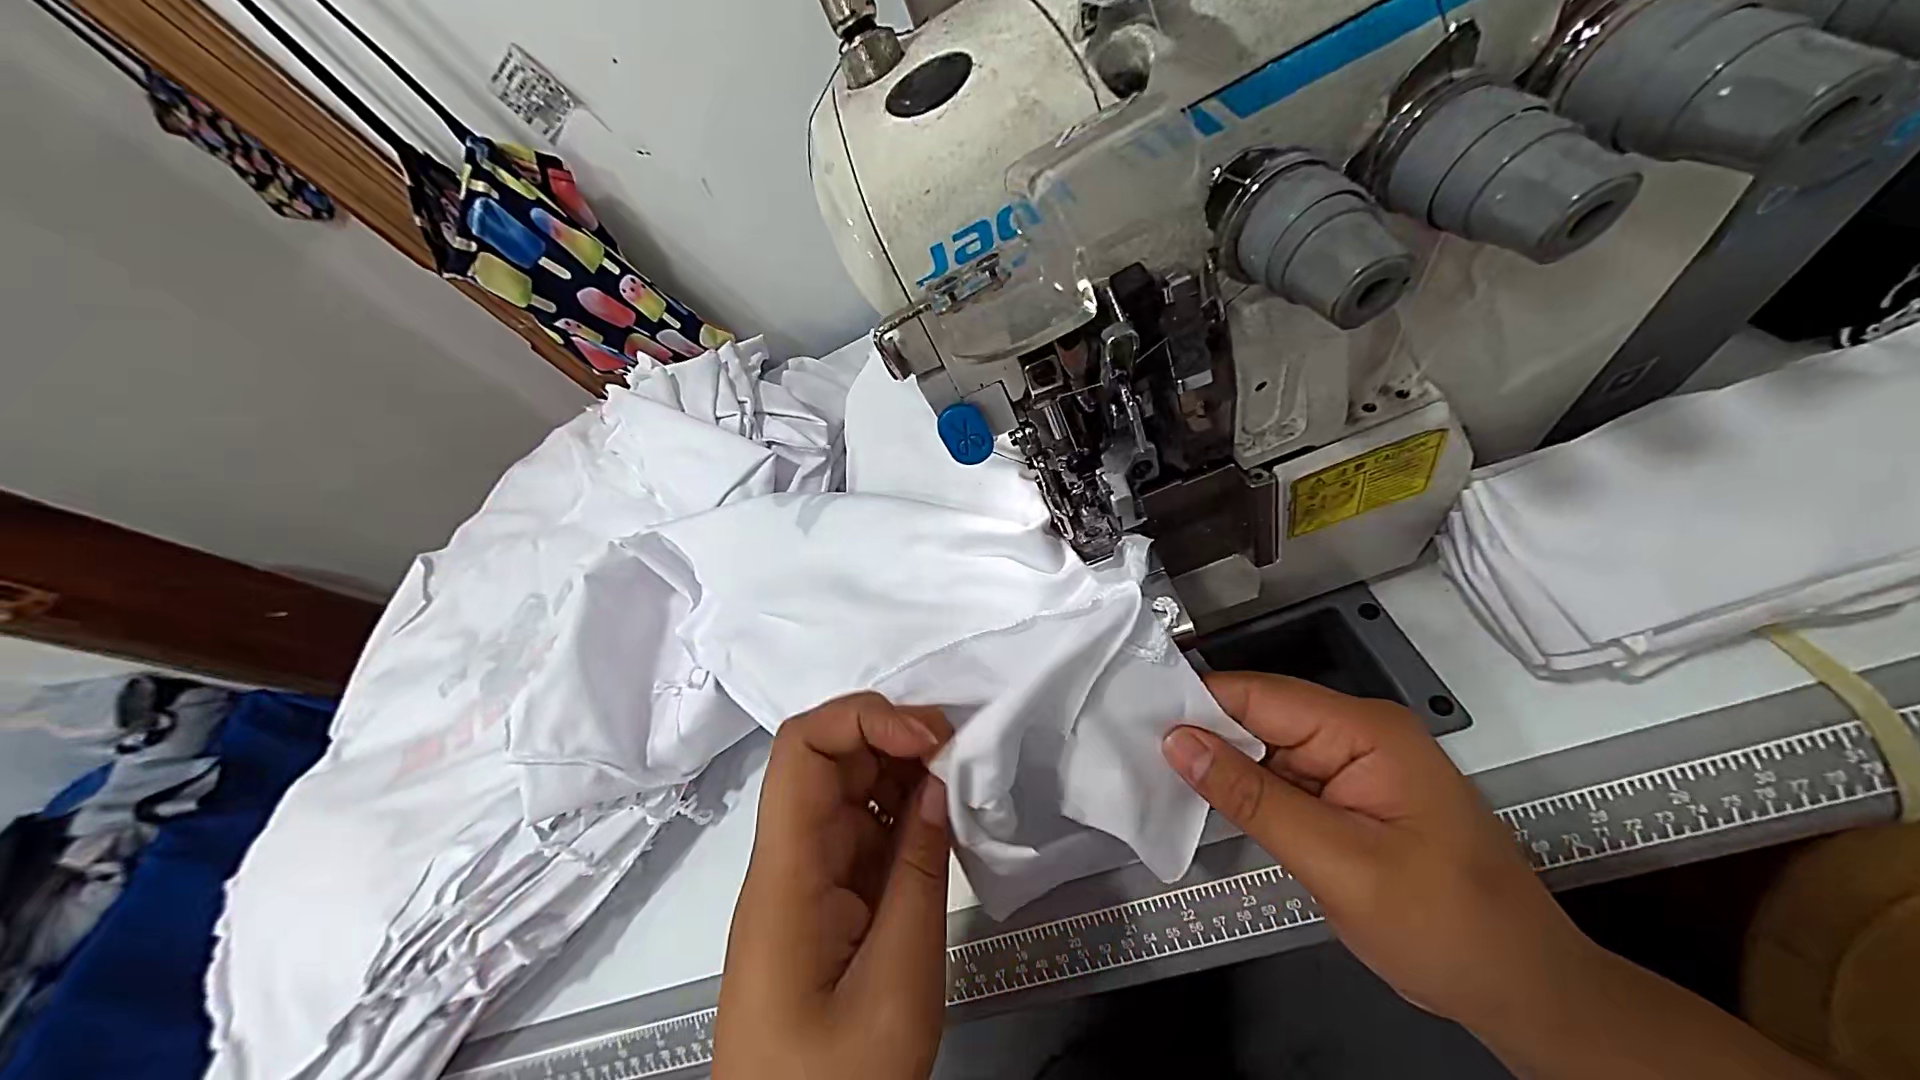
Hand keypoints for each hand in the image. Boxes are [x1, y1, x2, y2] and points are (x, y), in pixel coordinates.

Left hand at [715, 693, 952, 1079]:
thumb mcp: (897, 983)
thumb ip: (920, 873)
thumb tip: (935, 786)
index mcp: (787, 872)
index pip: (803, 750)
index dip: (864, 720)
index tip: (929, 738)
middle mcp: (790, 860)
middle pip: (828, 760)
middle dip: (891, 735)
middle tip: (956, 749)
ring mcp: (810, 877)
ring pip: (849, 790)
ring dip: (902, 770)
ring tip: (956, 777)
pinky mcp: (830, 897)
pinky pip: (864, 830)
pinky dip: (903, 812)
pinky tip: (938, 816)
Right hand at [1159, 672, 1586, 1027]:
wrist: (1524, 991)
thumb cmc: (1447, 927)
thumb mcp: (1339, 863)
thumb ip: (1252, 798)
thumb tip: (1179, 743)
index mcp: (1364, 730)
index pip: (1258, 696)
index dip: (1195, 704)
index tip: (1135, 720)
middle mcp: (1355, 733)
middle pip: (1256, 717)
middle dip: (1202, 737)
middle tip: (1136, 754)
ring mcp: (1349, 763)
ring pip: (1261, 748)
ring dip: (1220, 766)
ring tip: (1157, 776)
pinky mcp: (1343, 793)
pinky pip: (1279, 777)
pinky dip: (1244, 790)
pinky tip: (1206, 800)